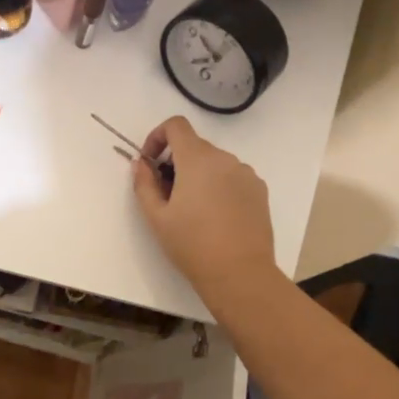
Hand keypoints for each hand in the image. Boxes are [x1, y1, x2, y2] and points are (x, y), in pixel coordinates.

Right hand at [131, 117, 280, 314]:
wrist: (239, 272)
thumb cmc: (191, 245)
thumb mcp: (157, 217)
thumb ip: (144, 184)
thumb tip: (140, 164)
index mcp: (197, 160)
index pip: (176, 126)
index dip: (157, 136)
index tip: (150, 162)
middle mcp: (225, 159)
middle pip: (195, 147)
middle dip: (175, 163)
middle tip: (165, 197)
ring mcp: (246, 174)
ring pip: (214, 164)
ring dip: (197, 176)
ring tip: (191, 212)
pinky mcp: (259, 190)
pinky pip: (232, 178)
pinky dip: (217, 187)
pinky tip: (214, 218)